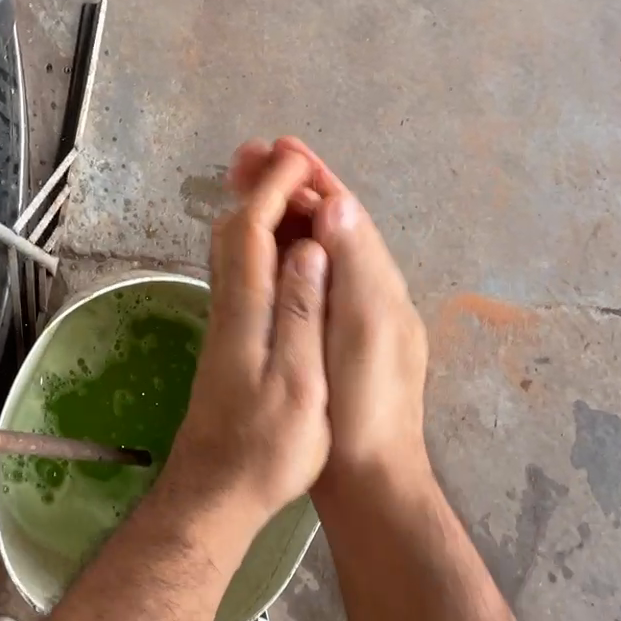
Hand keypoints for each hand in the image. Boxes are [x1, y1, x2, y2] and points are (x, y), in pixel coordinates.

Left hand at [160, 147, 333, 531]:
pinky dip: (257, 243)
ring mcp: (223, 320)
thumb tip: (307, 248)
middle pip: (231, 230)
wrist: (214, 489)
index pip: (252, 230)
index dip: (272, 189)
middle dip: (257, 188)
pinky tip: (278, 249)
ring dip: (255, 211)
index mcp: (246, 311)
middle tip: (286, 159)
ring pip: (230, 250)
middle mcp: (227, 304)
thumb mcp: (299, 385)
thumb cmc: (265, 448)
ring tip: (288, 190)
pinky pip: (239, 271)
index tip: (296, 157)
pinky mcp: (226, 336)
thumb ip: (303, 314)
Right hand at [236, 139, 431, 503]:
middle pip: (326, 221)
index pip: (343, 212)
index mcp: (377, 281)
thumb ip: (355, 266)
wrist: (369, 476)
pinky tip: (254, 243)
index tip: (275, 145)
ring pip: (312, 245)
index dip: (310, 175)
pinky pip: (301, 272)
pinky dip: (277, 246)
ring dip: (281, 210)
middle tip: (244, 158)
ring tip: (242, 185)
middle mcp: (366, 286)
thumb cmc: (365, 406)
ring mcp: (347, 309)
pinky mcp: (326, 330)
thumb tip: (336, 202)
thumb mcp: (367, 331)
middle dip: (288, 185)